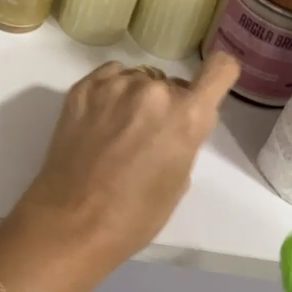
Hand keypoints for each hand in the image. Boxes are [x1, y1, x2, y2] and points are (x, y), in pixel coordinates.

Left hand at [6, 53, 240, 269]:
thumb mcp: (178, 181)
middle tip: (148, 138)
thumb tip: (174, 124)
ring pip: (139, 81)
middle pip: (172, 85)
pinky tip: (100, 122)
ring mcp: (115, 84)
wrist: (70, 222)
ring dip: (136, 100)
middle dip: (167, 106)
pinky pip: (111, 77)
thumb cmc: (134, 215)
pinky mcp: (83, 87)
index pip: (220, 68)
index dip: (219, 74)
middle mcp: (154, 90)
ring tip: (117, 134)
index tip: (210, 86)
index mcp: (186, 115)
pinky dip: (111, 93)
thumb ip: (186, 139)